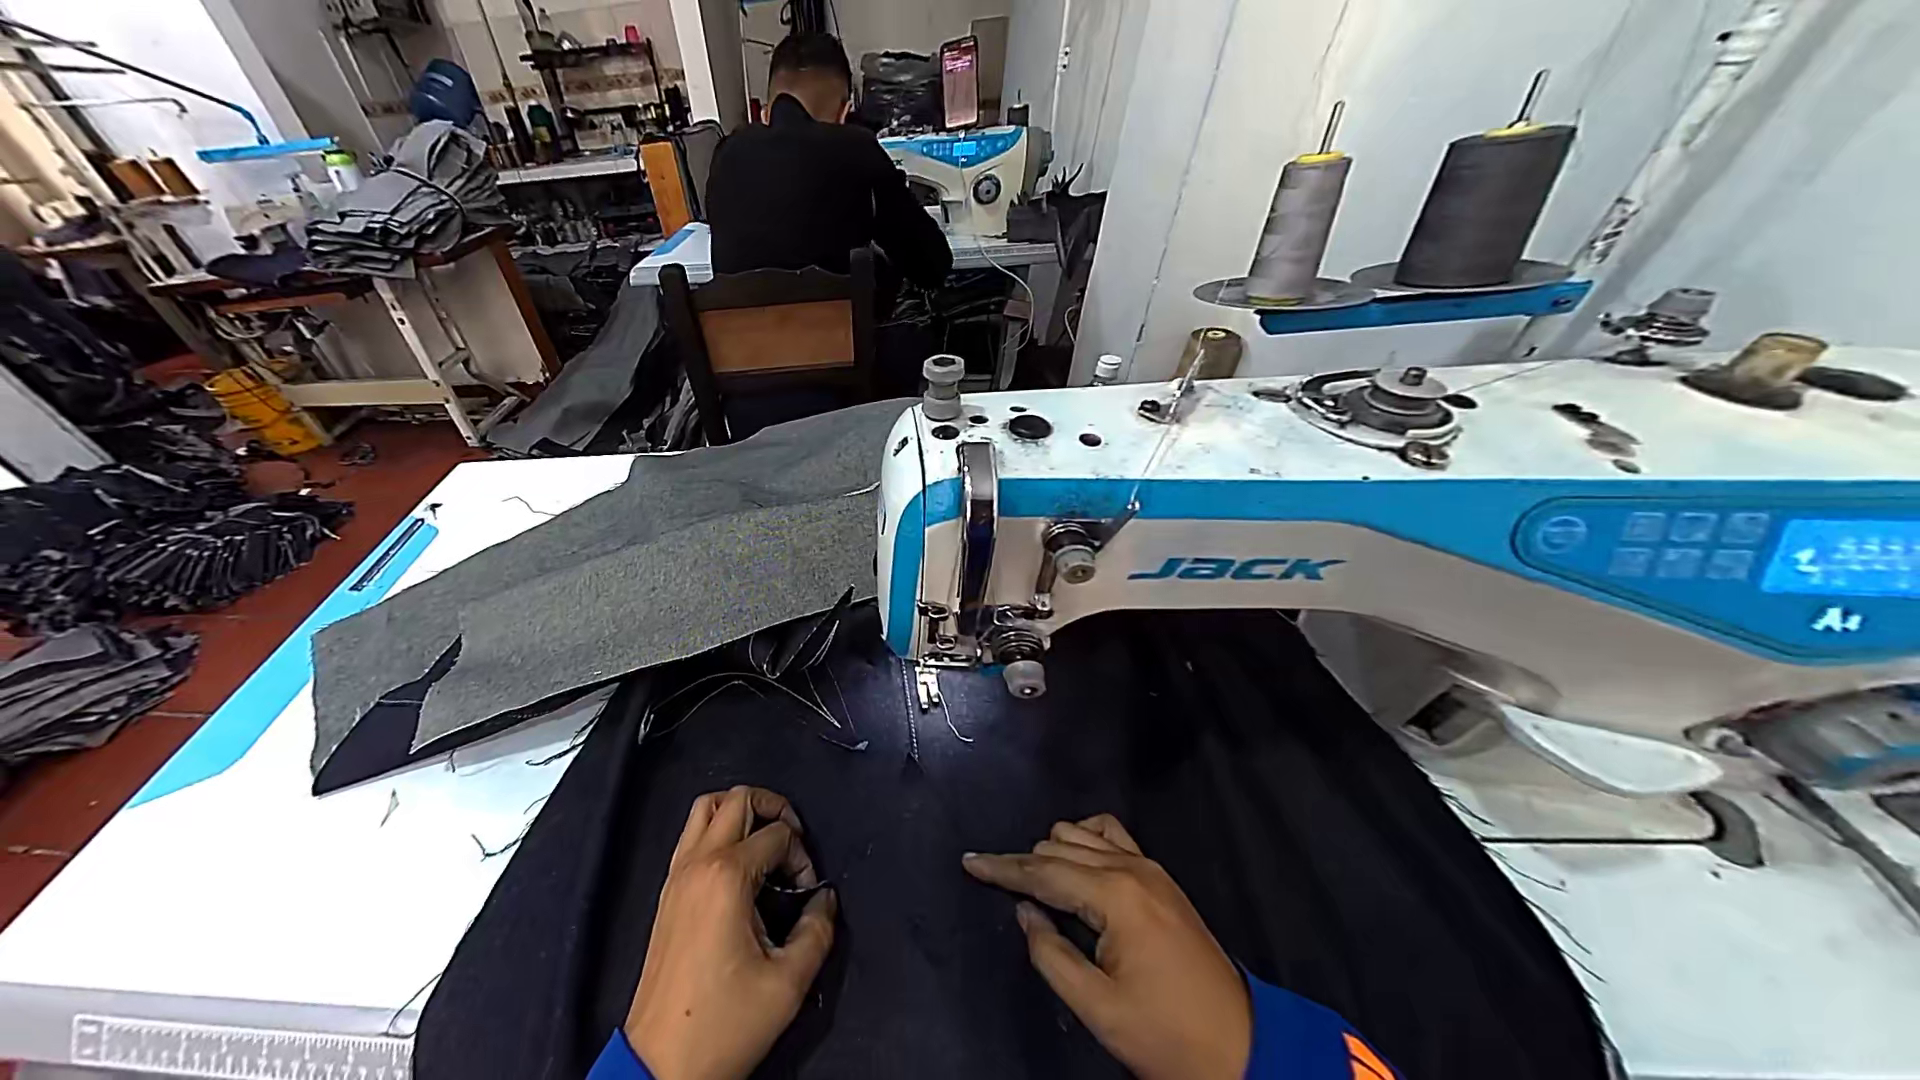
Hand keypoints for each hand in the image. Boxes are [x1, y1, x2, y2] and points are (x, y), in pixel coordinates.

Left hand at [626, 786, 836, 1079]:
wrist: (657, 1068)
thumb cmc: (724, 1023)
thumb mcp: (789, 981)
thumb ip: (818, 928)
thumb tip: (823, 897)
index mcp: (726, 876)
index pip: (778, 835)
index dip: (801, 857)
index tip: (805, 894)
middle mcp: (697, 863)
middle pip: (738, 798)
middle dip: (775, 810)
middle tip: (792, 847)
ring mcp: (675, 875)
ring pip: (706, 807)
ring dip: (741, 812)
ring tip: (766, 844)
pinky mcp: (666, 892)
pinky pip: (692, 834)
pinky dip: (719, 830)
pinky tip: (739, 865)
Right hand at [963, 815, 1250, 1079]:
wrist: (1241, 1045)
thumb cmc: (1165, 1035)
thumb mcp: (1098, 1008)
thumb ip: (1050, 953)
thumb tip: (1025, 910)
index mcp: (1115, 896)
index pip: (1042, 872)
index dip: (1001, 868)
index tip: (969, 861)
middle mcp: (1131, 867)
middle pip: (1058, 848)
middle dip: (1023, 863)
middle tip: (995, 882)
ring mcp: (1149, 866)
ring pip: (1081, 833)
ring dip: (1052, 853)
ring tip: (1033, 882)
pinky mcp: (1160, 876)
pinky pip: (1111, 834)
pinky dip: (1084, 841)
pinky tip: (1076, 864)